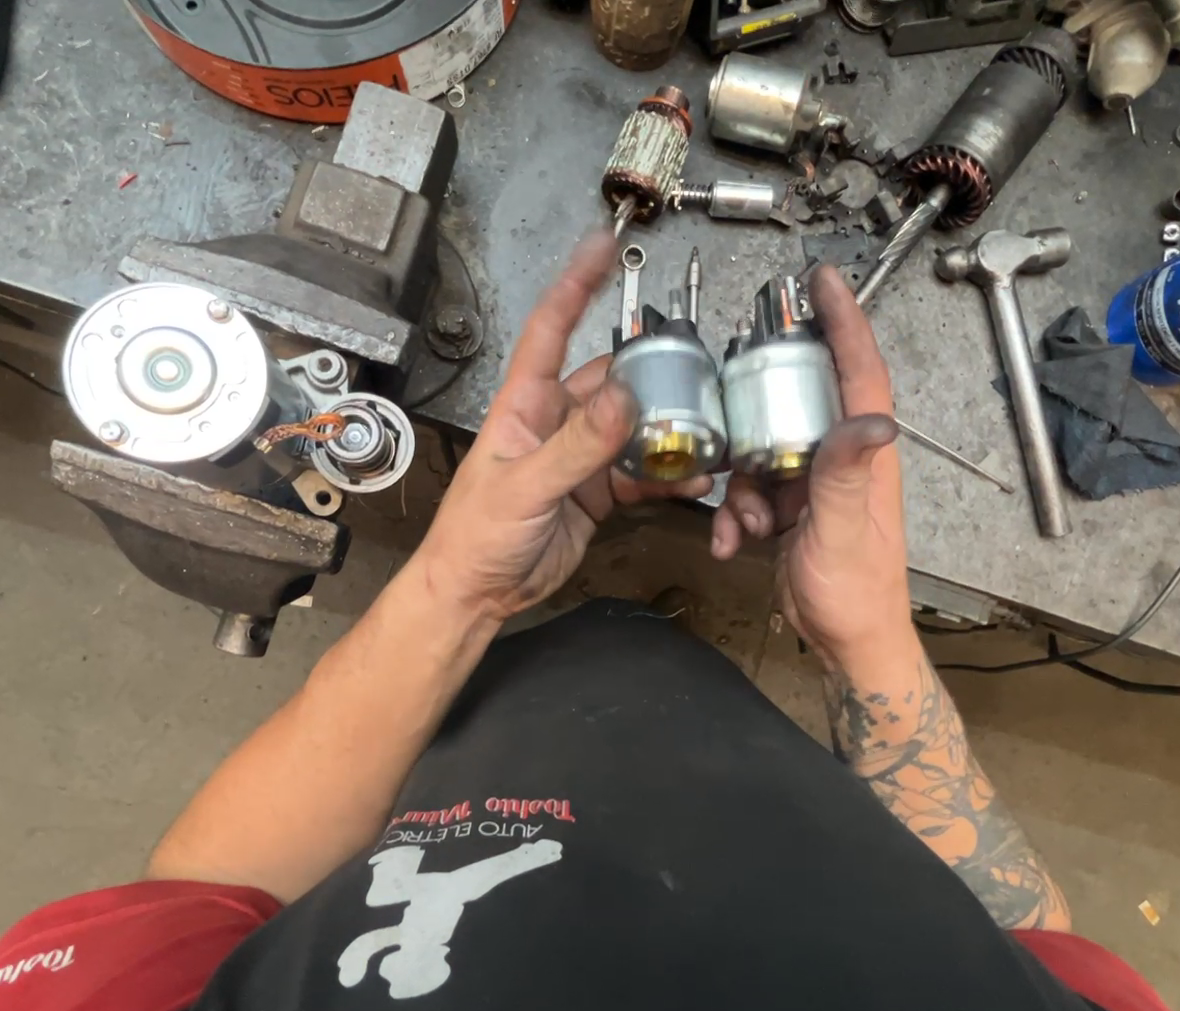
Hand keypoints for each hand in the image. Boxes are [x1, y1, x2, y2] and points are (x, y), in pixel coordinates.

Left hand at [408, 232, 712, 621]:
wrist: (481, 592)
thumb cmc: (477, 533)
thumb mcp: (525, 485)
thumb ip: (577, 446)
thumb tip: (626, 399)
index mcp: (524, 405)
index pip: (549, 330)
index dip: (575, 286)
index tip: (602, 247)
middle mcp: (555, 422)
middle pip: (609, 382)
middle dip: (648, 375)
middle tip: (692, 374)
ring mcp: (579, 458)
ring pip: (631, 429)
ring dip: (665, 431)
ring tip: (703, 432)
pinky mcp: (597, 493)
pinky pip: (639, 475)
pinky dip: (666, 476)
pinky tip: (693, 479)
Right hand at [710, 265, 909, 669]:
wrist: (845, 641)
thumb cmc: (855, 591)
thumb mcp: (844, 532)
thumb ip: (847, 475)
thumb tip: (873, 418)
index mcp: (864, 455)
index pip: (861, 373)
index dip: (846, 323)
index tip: (824, 281)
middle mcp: (839, 458)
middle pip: (797, 405)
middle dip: (761, 412)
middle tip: (735, 410)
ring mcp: (811, 484)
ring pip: (763, 454)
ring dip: (742, 488)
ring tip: (742, 524)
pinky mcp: (788, 509)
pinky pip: (751, 493)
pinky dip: (734, 515)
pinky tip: (729, 543)